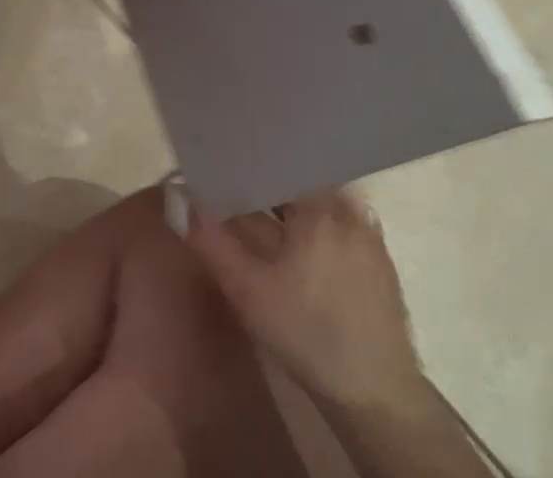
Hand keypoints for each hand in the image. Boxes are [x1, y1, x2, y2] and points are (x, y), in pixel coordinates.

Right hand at [185, 187, 425, 411]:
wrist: (374, 391)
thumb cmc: (305, 332)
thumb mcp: (244, 286)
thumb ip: (207, 237)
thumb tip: (176, 197)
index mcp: (323, 209)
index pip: (277, 164)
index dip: (240, 161)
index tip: (210, 163)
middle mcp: (351, 213)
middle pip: (296, 180)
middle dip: (257, 181)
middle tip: (220, 186)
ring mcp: (368, 239)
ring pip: (315, 203)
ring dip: (281, 202)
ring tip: (245, 209)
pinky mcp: (375, 264)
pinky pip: (332, 224)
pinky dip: (303, 222)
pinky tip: (282, 243)